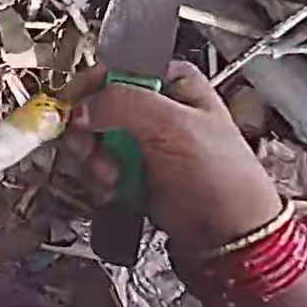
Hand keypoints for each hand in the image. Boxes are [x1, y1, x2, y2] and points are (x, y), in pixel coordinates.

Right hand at [67, 61, 282, 252]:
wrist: (229, 237)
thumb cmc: (222, 177)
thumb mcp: (176, 126)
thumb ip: (125, 104)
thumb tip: (82, 107)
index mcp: (170, 81)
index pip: (115, 69)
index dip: (91, 88)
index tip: (76, 110)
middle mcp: (152, 106)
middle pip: (95, 105)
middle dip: (89, 132)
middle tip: (93, 150)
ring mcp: (141, 140)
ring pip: (92, 138)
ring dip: (94, 161)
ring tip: (113, 177)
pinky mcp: (132, 170)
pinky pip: (97, 166)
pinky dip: (99, 180)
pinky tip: (116, 191)